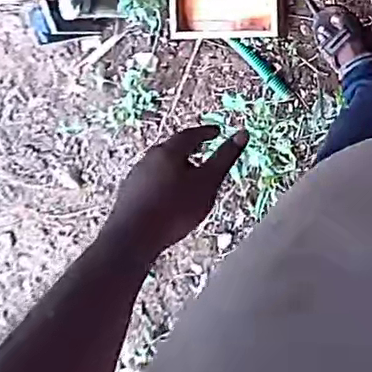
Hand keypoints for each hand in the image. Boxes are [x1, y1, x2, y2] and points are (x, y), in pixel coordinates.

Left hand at [103, 126, 247, 259]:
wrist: (132, 239)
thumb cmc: (175, 208)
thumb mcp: (208, 182)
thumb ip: (225, 158)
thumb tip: (243, 133)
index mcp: (169, 152)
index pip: (190, 134)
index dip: (205, 133)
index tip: (217, 132)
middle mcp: (149, 158)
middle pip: (172, 148)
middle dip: (189, 147)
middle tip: (203, 150)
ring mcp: (135, 176)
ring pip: (160, 164)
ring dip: (176, 165)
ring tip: (189, 174)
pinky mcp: (128, 194)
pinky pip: (151, 179)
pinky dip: (164, 180)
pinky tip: (169, 194)